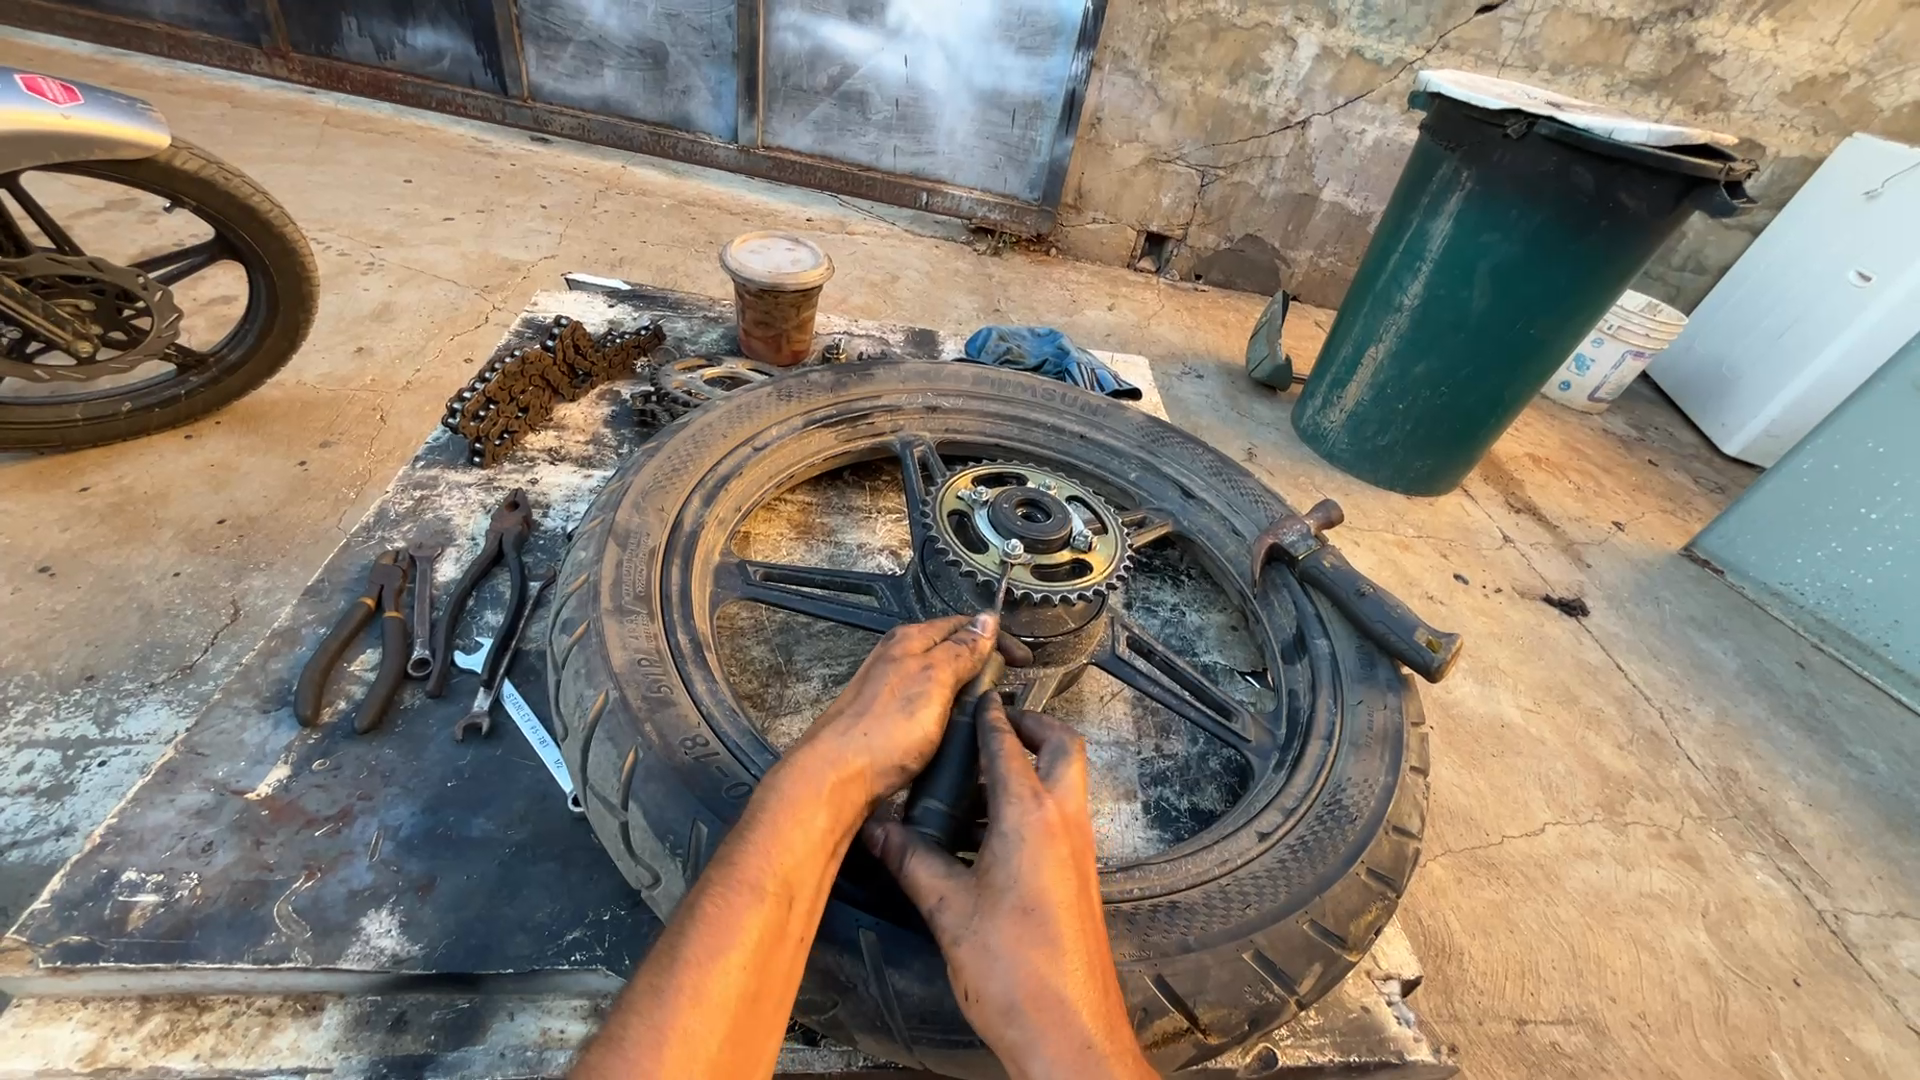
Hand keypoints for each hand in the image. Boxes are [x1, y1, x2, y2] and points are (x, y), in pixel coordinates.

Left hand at [785, 614, 1008, 805]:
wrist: (835, 778)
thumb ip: (962, 650)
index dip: (997, 638)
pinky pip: (929, 706)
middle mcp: (898, 658)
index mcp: (910, 640)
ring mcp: (890, 690)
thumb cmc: (885, 728)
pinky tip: (957, 732)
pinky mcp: (887, 721)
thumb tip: (987, 619)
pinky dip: (950, 713)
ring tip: (990, 711)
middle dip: (984, 662)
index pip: (964, 624)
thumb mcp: (934, 680)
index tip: (1024, 661)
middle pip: (951, 649)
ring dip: (968, 690)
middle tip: (1010, 687)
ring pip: (940, 680)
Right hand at [864, 697, 1154, 1079]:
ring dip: (1035, 762)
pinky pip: (1064, 812)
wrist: (1070, 1032)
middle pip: (1061, 745)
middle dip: (1031, 725)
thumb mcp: (948, 909)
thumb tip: (877, 831)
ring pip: (1067, 778)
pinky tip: (995, 830)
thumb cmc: (1009, 966)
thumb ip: (912, 861)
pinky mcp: (1082, 872)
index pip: (1007, 743)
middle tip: (992, 728)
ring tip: (984, 777)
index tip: (974, 698)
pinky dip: (1037, 799)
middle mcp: (1063, 818)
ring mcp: (1080, 845)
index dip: (989, 716)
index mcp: (1029, 813)